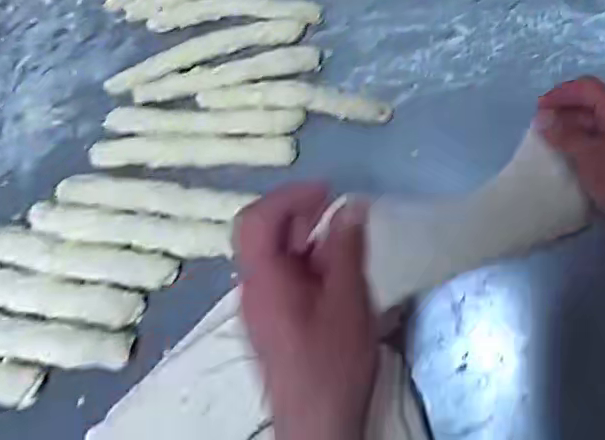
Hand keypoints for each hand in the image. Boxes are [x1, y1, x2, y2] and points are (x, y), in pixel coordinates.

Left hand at [235, 183, 377, 439]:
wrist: (318, 433)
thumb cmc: (332, 367)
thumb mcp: (348, 300)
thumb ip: (347, 248)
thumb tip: (351, 205)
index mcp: (263, 280)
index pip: (256, 219)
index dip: (288, 195)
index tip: (326, 190)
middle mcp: (253, 288)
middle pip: (263, 231)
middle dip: (300, 211)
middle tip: (336, 209)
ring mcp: (260, 305)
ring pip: (275, 252)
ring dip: (306, 235)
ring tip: (343, 239)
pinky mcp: (273, 319)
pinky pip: (283, 273)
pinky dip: (307, 259)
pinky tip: (335, 270)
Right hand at [537, 76, 604, 264]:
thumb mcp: (590, 156)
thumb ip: (564, 134)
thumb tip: (541, 119)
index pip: (586, 88)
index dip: (561, 93)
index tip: (539, 109)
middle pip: (588, 103)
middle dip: (562, 110)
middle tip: (539, 127)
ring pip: (589, 124)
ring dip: (567, 129)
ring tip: (545, 143)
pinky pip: (593, 144)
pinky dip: (575, 146)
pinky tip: (562, 159)